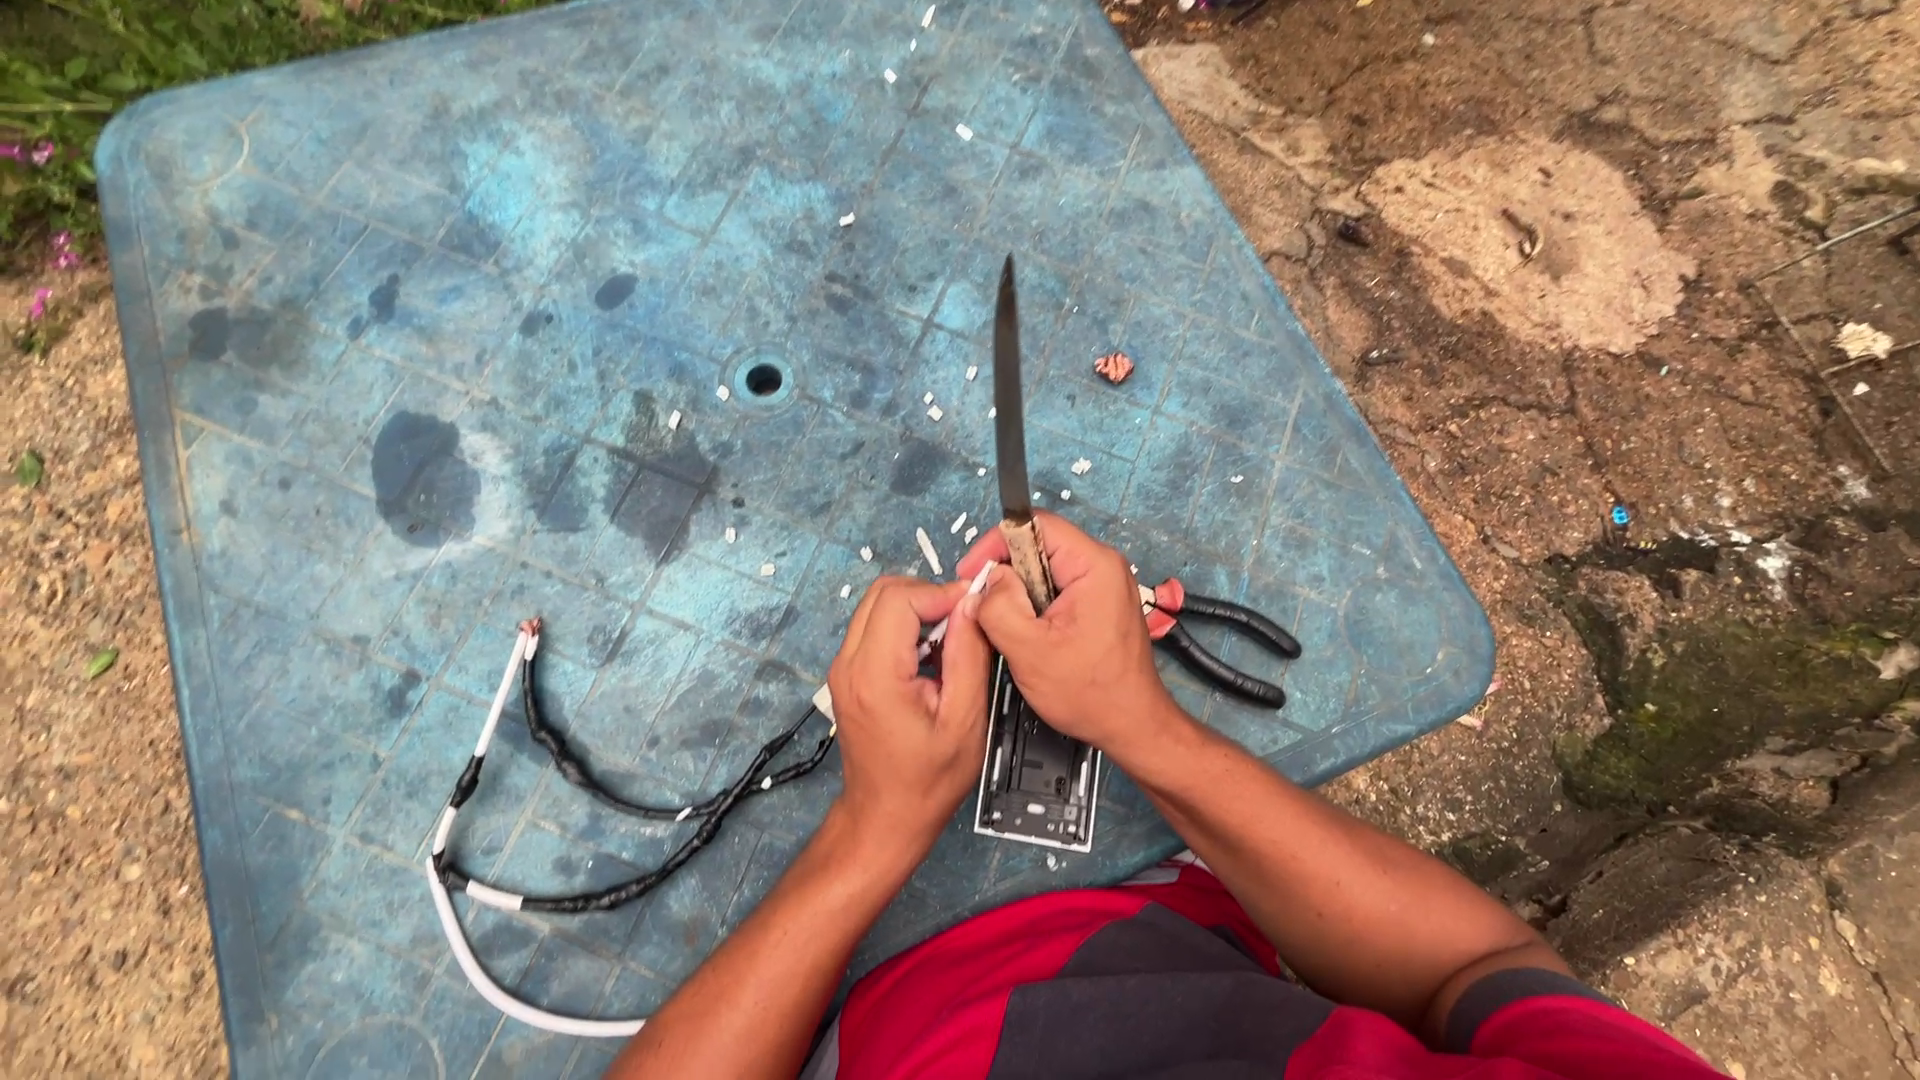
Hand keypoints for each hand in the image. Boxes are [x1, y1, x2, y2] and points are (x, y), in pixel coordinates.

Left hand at [825, 577, 993, 855]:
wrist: (885, 817)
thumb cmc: (928, 780)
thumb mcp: (965, 720)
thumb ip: (968, 655)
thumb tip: (972, 604)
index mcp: (875, 674)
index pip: (900, 598)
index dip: (941, 594)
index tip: (974, 610)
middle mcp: (848, 663)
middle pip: (883, 592)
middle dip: (928, 596)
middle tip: (963, 622)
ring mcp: (843, 668)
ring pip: (876, 605)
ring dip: (916, 610)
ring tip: (950, 642)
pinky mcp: (847, 674)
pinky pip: (874, 627)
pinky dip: (904, 627)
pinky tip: (931, 657)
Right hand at [957, 513, 1182, 754]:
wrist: (1132, 726)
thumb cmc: (1091, 693)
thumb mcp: (1030, 650)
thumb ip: (999, 607)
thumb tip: (986, 582)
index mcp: (1093, 565)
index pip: (1034, 526)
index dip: (996, 543)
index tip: (972, 572)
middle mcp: (1102, 566)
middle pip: (1037, 547)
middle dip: (1005, 573)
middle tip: (983, 605)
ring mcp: (1102, 585)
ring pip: (1043, 570)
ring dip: (1018, 594)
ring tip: (1006, 626)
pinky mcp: (1097, 604)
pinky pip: (1055, 589)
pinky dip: (1034, 607)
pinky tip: (1027, 634)